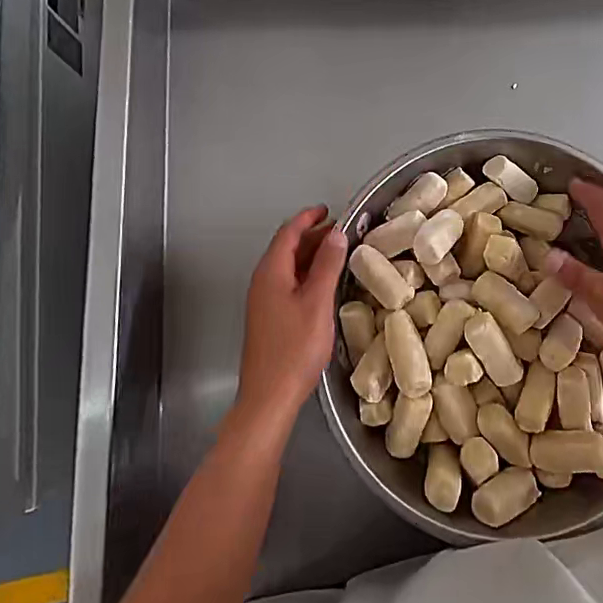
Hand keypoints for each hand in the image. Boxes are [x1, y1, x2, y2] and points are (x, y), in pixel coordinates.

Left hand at [235, 205, 347, 420]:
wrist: (270, 394)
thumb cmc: (294, 348)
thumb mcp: (317, 302)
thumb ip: (327, 266)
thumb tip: (336, 234)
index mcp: (271, 272)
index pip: (288, 234)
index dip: (308, 218)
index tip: (327, 209)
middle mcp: (263, 282)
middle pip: (286, 248)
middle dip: (312, 235)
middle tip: (340, 230)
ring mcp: (264, 300)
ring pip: (288, 266)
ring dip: (311, 255)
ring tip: (337, 252)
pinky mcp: (269, 317)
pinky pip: (288, 283)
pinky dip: (307, 274)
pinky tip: (324, 283)